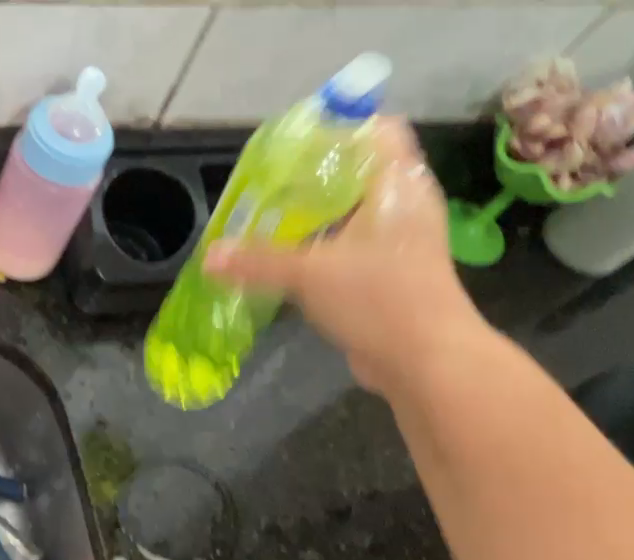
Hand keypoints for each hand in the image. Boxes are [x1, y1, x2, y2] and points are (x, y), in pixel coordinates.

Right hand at [202, 119, 490, 394]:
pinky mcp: (390, 274)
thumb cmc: (379, 298)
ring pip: (353, 212)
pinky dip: (322, 248)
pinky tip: (291, 261)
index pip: (377, 130)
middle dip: (315, 176)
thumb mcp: (309, 275)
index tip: (295, 143)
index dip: (339, 127)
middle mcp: (404, 204)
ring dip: (316, 216)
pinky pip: (351, 247)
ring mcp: (400, 241)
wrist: (424, 358)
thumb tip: (209, 256)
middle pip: (359, 172)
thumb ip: (257, 262)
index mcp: (398, 185)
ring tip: (271, 222)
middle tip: (270, 186)